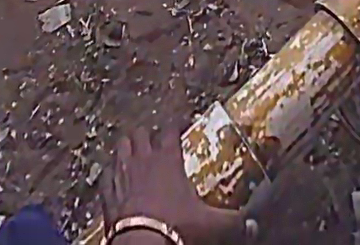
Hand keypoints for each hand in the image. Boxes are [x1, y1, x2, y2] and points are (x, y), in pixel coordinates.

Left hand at [101, 127, 246, 244]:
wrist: (141, 244)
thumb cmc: (176, 227)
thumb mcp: (208, 224)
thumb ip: (232, 221)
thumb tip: (255, 225)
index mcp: (167, 158)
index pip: (171, 130)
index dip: (175, 126)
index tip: (180, 125)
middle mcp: (143, 158)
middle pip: (142, 133)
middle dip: (147, 134)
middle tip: (153, 141)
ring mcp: (122, 172)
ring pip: (121, 146)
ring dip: (127, 147)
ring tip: (132, 152)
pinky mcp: (106, 190)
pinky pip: (105, 173)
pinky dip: (109, 174)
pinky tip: (113, 179)